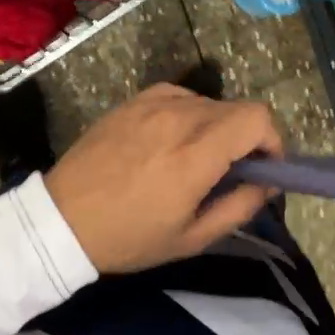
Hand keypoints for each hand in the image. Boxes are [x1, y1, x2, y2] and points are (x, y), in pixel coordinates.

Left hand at [44, 84, 283, 272]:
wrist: (62, 220)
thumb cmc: (130, 237)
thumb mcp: (192, 238)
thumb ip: (240, 207)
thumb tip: (268, 184)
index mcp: (196, 153)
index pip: (257, 118)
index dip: (271, 141)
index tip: (263, 169)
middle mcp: (179, 118)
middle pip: (238, 109)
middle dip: (247, 138)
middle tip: (232, 172)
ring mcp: (153, 104)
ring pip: (209, 103)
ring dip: (217, 127)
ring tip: (196, 159)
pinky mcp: (133, 101)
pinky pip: (179, 97)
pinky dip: (189, 114)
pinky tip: (171, 140)